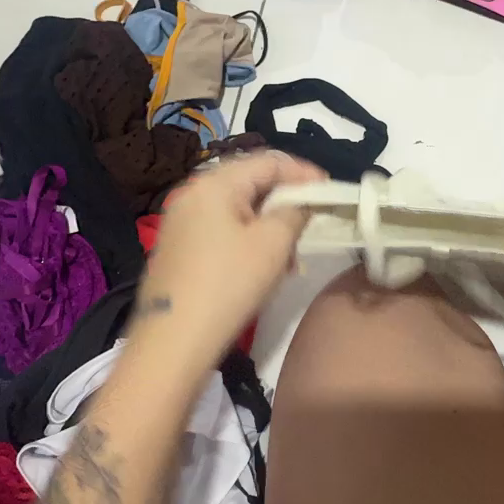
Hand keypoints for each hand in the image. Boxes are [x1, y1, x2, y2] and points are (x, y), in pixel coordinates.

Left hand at [135, 151, 325, 355]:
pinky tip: (264, 265)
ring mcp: (181, 222)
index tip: (330, 190)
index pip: (269, 162)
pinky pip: (222, 229)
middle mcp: (193, 194)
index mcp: (214, 184)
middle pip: (251, 182)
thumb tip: (300, 204)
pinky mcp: (178, 248)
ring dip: (269, 223)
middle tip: (313, 220)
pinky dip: (248, 238)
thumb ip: (296, 211)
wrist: (174, 342)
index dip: (304, 172)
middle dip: (286, 200)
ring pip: (238, 209)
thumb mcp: (274, 243)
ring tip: (291, 252)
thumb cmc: (230, 283)